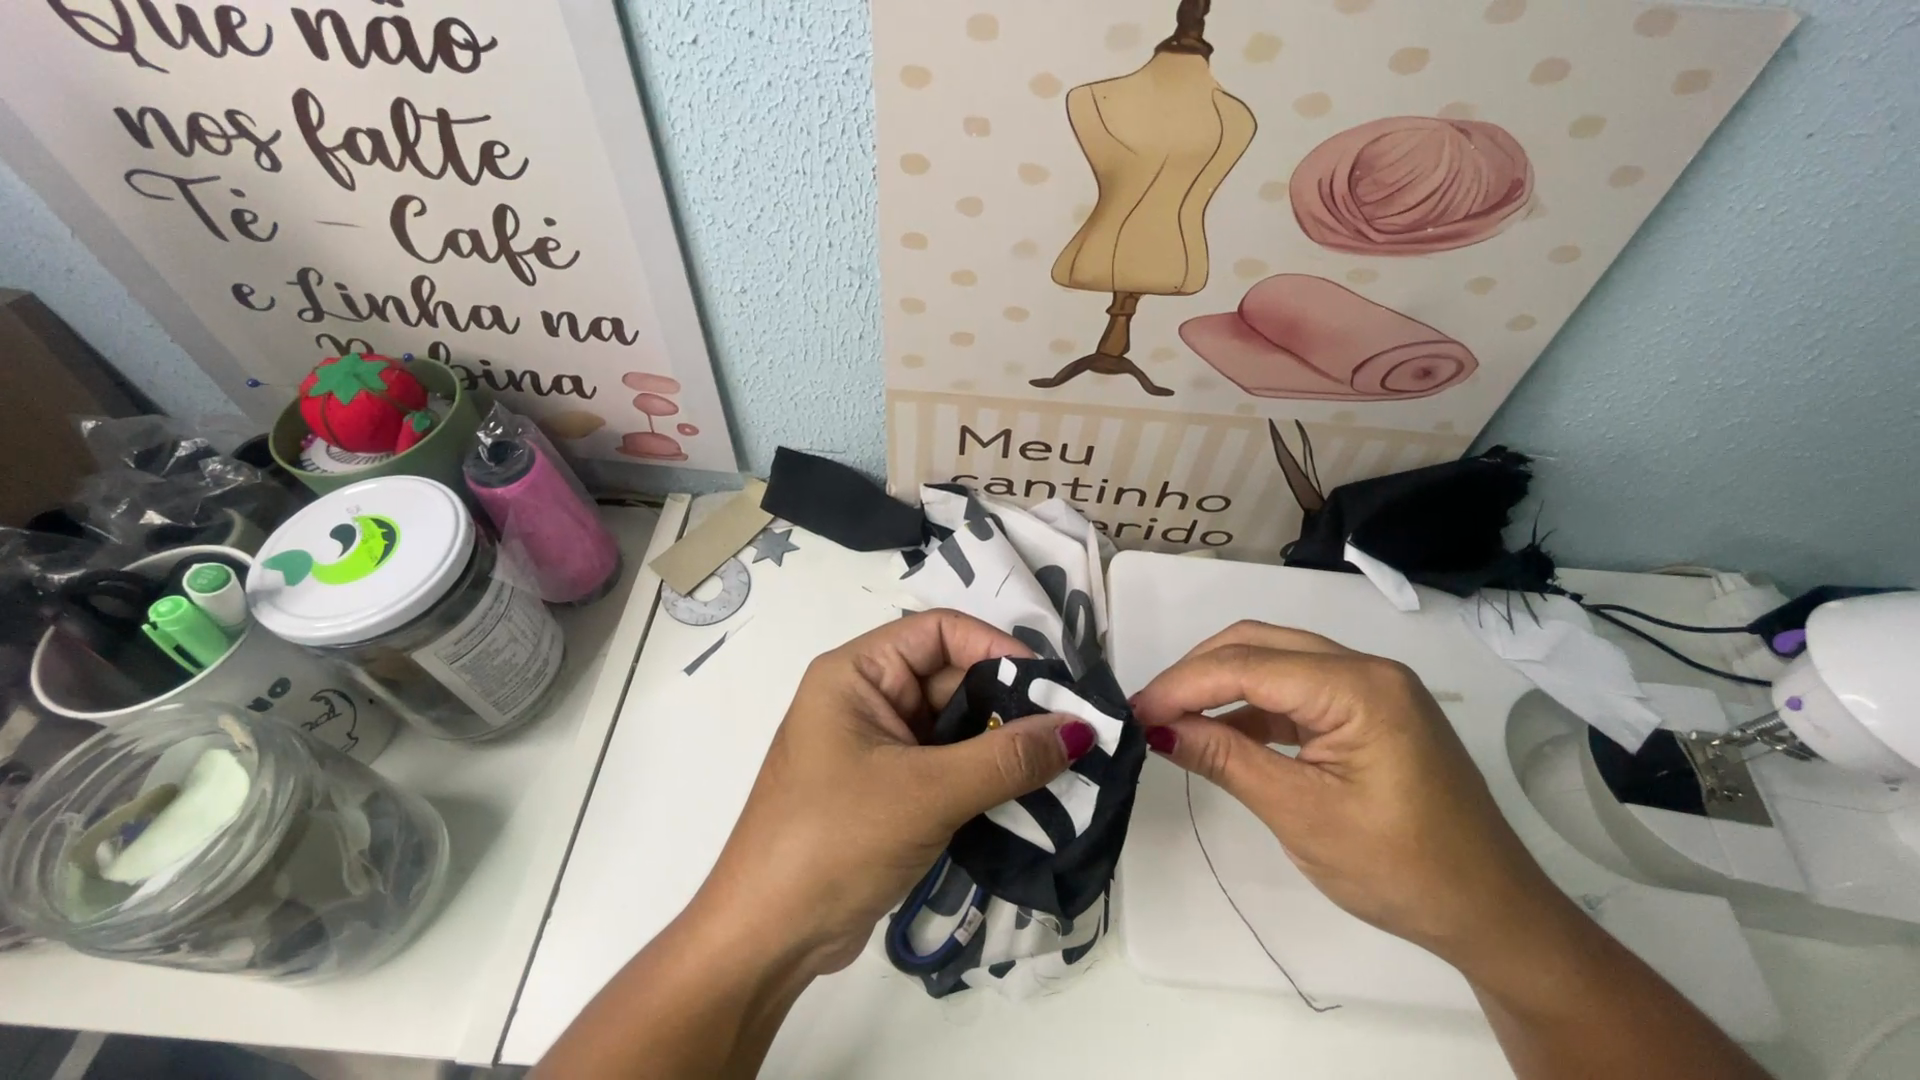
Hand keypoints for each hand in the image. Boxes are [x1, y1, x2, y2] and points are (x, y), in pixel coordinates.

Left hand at [693, 609, 1095, 973]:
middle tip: (1071, 731)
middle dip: (1008, 703)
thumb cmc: (834, 841)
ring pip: (955, 727)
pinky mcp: (889, 792)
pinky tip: (1030, 794)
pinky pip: (948, 766)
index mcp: (856, 674)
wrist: (768, 938)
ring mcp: (877, 748)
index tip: (1052, 685)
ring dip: (1002, 744)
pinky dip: (986, 776)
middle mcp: (866, 699)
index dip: (996, 647)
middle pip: (951, 678)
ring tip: (1063, 764)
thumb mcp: (926, 793)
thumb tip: (1082, 729)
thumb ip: (1006, 758)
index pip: (939, 632)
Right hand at [1128, 621, 1557, 960]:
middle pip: (1259, 644)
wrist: (1490, 913)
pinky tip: (1222, 733)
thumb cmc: (1400, 869)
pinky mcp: (1368, 710)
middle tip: (1148, 713)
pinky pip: (1295, 689)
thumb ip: (1226, 759)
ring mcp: (1371, 687)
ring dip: (1221, 683)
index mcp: (1359, 687)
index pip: (1247, 665)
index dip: (1182, 685)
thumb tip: (1157, 727)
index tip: (1132, 714)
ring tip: (1173, 719)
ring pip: (1274, 659)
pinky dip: (1251, 704)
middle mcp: (1366, 668)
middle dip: (1196, 672)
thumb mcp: (1300, 815)